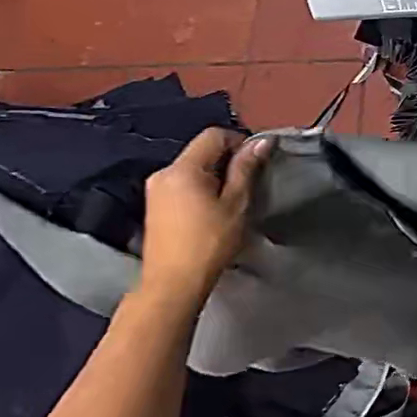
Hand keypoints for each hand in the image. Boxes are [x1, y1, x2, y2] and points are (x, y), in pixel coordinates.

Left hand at [137, 128, 271, 300]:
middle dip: (228, 161)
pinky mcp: (155, 203)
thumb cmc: (210, 241)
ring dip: (216, 175)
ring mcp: (155, 188)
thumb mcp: (236, 203)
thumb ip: (246, 168)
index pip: (213, 135)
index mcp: (182, 169)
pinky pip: (183, 182)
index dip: (240, 142)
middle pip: (202, 151)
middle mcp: (163, 172)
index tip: (256, 163)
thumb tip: (262, 141)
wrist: (174, 280)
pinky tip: (213, 210)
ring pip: (194, 167)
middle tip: (248, 184)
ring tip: (232, 200)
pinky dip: (202, 187)